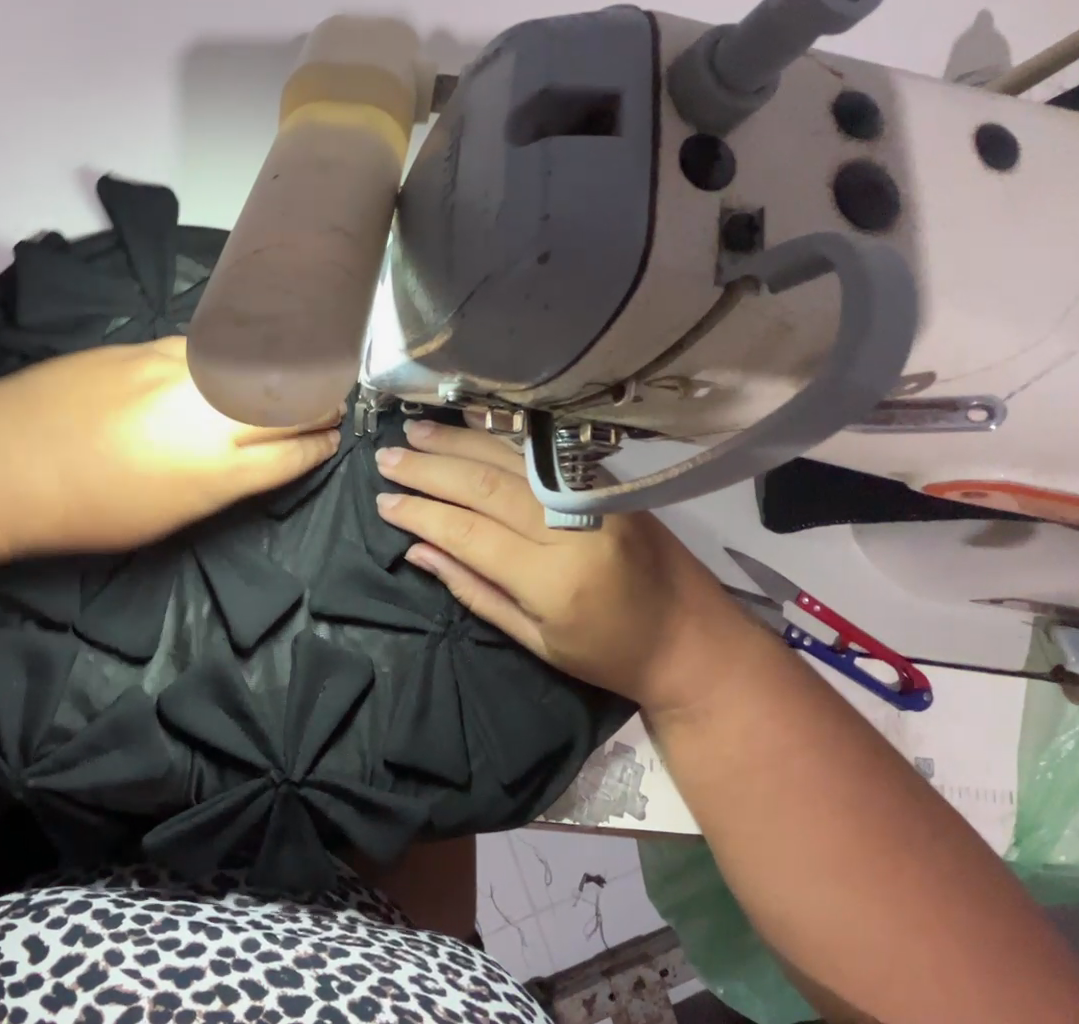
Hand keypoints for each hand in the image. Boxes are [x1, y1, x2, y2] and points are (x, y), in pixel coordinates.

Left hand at [0, 337, 342, 560]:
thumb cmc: (76, 513)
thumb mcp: (162, 520)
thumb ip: (215, 486)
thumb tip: (245, 460)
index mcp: (214, 474)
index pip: (291, 453)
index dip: (319, 445)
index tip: (333, 437)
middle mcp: (207, 416)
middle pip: (289, 402)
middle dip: (321, 402)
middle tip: (335, 400)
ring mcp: (177, 373)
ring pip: (256, 365)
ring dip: (290, 368)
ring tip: (306, 369)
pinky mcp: (145, 348)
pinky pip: (212, 348)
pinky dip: (240, 353)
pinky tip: (245, 355)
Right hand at [372, 420, 751, 713]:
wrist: (695, 640)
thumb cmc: (609, 654)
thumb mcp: (535, 640)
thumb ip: (474, 591)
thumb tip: (418, 550)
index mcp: (553, 578)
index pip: (468, 532)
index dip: (420, 513)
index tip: (383, 502)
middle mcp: (572, 528)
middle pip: (485, 486)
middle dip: (430, 470)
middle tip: (386, 459)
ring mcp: (593, 499)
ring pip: (511, 460)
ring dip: (458, 443)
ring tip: (414, 434)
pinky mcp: (606, 484)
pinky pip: (541, 454)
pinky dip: (500, 437)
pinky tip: (469, 425)